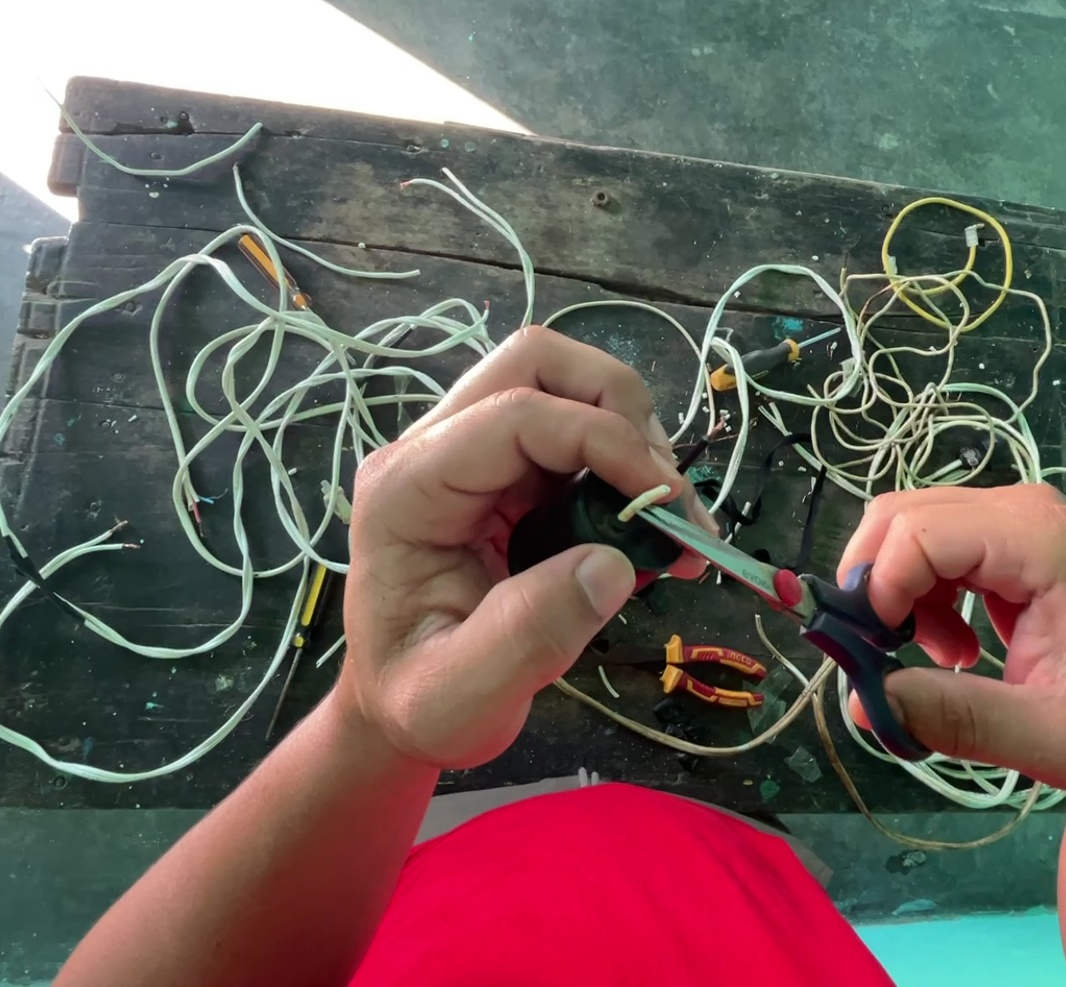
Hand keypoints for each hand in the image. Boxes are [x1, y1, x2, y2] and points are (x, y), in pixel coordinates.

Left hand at [337, 326, 704, 768]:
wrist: (398, 702)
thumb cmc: (415, 701)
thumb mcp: (457, 697)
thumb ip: (528, 634)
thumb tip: (613, 562)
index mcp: (408, 488)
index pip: (517, 415)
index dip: (606, 443)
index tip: (668, 509)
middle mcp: (434, 449)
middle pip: (537, 363)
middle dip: (620, 408)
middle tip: (665, 492)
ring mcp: (472, 452)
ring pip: (564, 384)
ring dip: (633, 432)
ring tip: (668, 515)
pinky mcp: (507, 470)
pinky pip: (577, 429)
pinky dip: (627, 461)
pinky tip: (647, 522)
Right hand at [840, 484, 1065, 792]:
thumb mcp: (1057, 743)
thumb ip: (961, 720)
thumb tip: (859, 701)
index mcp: (1044, 541)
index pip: (919, 533)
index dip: (880, 588)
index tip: (878, 651)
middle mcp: (1023, 508)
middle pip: (901, 518)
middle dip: (874, 585)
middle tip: (884, 650)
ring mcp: (1013, 515)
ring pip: (904, 527)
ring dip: (894, 592)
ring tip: (936, 655)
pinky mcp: (1004, 534)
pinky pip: (925, 542)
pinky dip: (914, 591)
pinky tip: (952, 642)